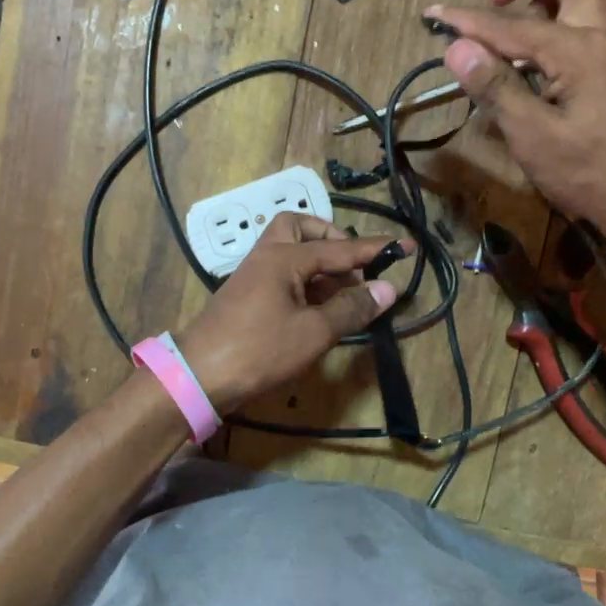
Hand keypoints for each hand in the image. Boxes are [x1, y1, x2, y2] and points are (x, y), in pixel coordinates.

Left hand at [176, 214, 405, 412]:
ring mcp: (252, 277)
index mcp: (284, 257)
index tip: (405, 246)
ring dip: (318, 266)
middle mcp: (266, 257)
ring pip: (289, 253)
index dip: (374, 250)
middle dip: (331, 241)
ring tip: (342, 295)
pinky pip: (281, 276)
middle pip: (300, 229)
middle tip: (352, 269)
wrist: (199, 376)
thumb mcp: (313, 332)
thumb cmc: (259, 350)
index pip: (340, 247)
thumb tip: (388, 289)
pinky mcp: (245, 299)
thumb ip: (351, 308)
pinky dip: (304, 284)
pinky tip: (318, 310)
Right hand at [426, 0, 605, 225]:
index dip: (468, 19)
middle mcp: (602, 31)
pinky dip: (570, 3)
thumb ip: (496, 88)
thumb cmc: (590, 174)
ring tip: (522, 9)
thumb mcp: (534, 137)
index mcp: (578, 48)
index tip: (434, 13)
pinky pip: (600, 6)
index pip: (511, 24)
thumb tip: (456, 48)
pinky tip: (545, 40)